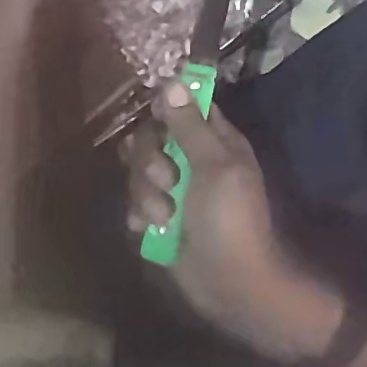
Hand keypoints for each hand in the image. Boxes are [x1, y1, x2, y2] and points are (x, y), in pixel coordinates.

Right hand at [124, 82, 339, 361]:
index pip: (185, 107)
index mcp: (217, 142)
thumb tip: (172, 83)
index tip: (159, 123)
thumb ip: (190, 126)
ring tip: (165, 217)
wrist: (230, 283)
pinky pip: (135, 203)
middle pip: (151, 138)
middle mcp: (194, 160)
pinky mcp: (161, 218)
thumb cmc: (231, 220)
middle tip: (168, 181)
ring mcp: (176, 190)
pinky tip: (151, 229)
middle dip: (150, 160)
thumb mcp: (215, 166)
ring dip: (146, 195)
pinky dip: (141, 216)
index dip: (167, 110)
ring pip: (138, 172)